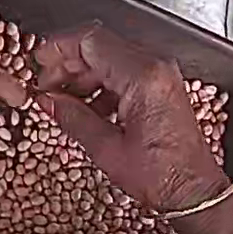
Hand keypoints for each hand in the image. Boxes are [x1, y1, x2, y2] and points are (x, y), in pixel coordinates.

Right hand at [32, 24, 230, 212]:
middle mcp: (155, 67)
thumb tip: (47, 100)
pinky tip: (89, 110)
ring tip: (64, 102)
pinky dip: (103, 86)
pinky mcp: (163, 87)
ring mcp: (162, 75)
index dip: (58, 49)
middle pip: (100, 46)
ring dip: (84, 76)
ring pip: (111, 58)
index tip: (39, 63)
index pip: (90, 41)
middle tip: (47, 88)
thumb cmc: (161, 177)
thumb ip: (73, 118)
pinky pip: (126, 73)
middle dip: (68, 64)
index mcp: (142, 77)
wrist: (193, 192)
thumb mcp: (107, 150)